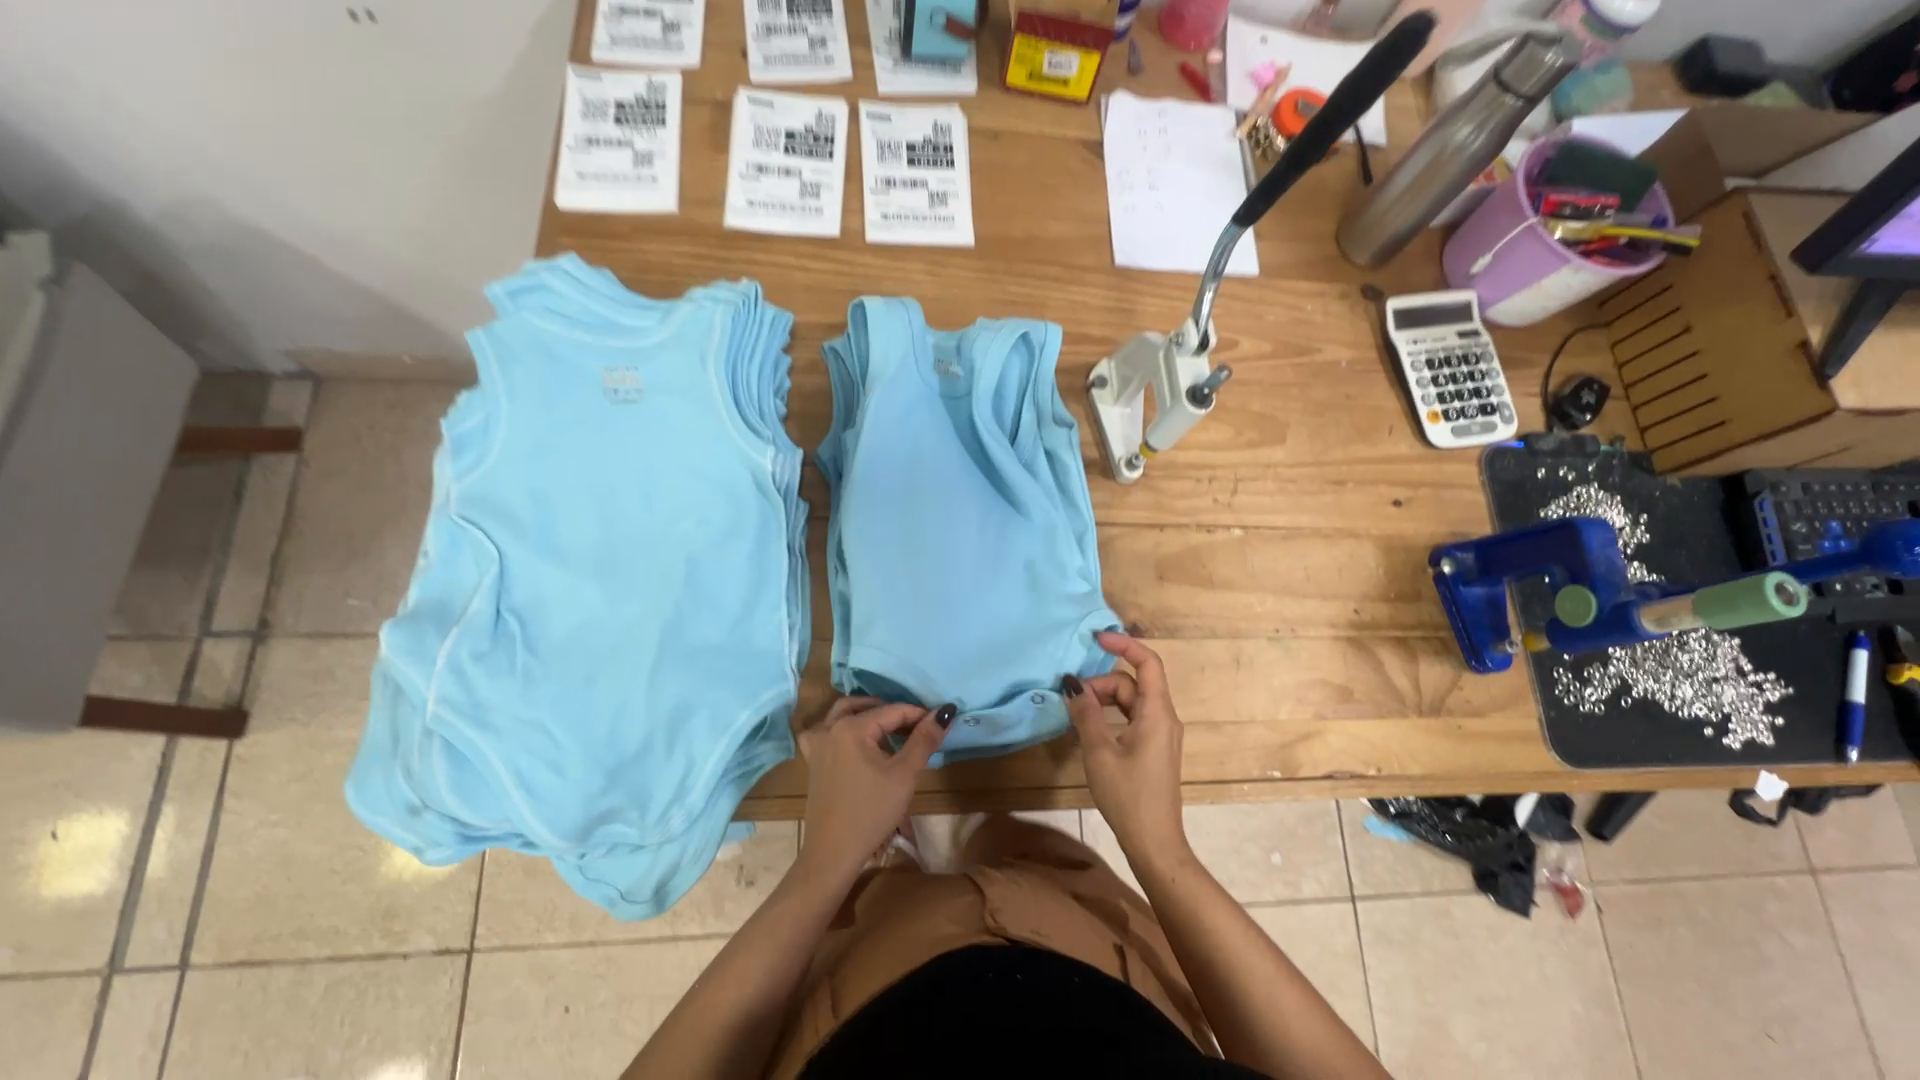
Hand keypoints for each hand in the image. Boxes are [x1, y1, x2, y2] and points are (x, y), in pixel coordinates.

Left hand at [796, 696, 953, 881]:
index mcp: (851, 727)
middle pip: (866, 708)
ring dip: (868, 715)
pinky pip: (826, 731)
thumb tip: (945, 712)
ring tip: (891, 729)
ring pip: (843, 714)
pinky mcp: (813, 761)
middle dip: (893, 713)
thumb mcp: (904, 774)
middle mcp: (829, 728)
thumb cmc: (872, 812)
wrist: (834, 851)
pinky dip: (843, 727)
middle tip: (917, 727)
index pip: (892, 710)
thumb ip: (924, 740)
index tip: (939, 723)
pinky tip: (857, 740)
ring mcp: (816, 744)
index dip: (918, 714)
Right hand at [1063, 632, 1189, 869]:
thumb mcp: (1099, 751)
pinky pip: (1132, 719)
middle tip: (1072, 698)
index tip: (1095, 639)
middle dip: (1102, 683)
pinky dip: (1111, 716)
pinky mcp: (1154, 749)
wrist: (1154, 841)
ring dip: (1104, 700)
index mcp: (1157, 713)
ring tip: (1077, 713)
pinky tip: (1090, 729)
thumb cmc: (1128, 795)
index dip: (1123, 645)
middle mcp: (1164, 718)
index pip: (1148, 663)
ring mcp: (1161, 735)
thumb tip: (1072, 683)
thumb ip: (1086, 713)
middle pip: (1133, 684)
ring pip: (1132, 702)